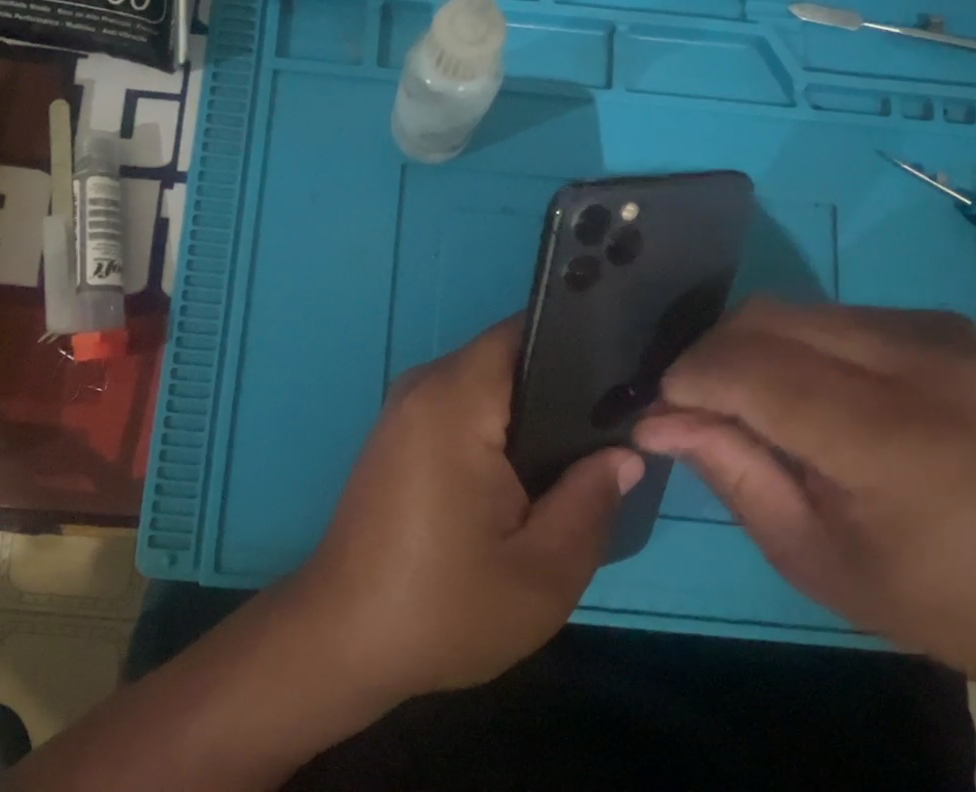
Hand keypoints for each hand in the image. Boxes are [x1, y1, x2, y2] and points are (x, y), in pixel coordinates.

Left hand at [290, 318, 643, 702]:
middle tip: (625, 425)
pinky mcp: (398, 438)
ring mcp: (403, 411)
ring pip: (487, 386)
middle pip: (508, 358)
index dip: (583, 344)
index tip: (633, 378)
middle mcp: (423, 388)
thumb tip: (624, 454)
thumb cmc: (441, 608)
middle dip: (565, 386)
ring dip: (532, 413)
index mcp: (454, 402)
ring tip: (591, 449)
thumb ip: (591, 502)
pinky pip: (462, 409)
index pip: (526, 334)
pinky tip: (535, 470)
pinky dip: (499, 430)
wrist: (342, 640)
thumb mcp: (541, 573)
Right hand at [634, 298, 975, 682]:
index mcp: (899, 442)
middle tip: (695, 409)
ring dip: (750, 350)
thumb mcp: (806, 553)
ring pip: (795, 309)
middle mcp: (930, 367)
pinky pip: (836, 314)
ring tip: (752, 406)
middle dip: (709, 357)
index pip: (754, 371)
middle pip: (768, 319)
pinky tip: (808, 394)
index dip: (688, 382)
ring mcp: (950, 337)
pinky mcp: (954, 327)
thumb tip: (652, 420)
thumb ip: (729, 471)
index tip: (659, 415)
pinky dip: (796, 345)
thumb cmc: (927, 596)